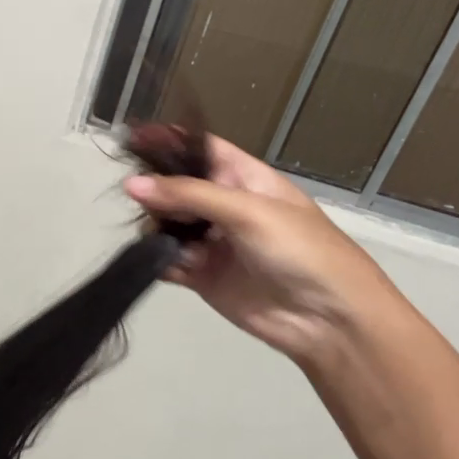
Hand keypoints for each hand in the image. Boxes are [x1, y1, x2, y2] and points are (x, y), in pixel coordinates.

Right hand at [122, 135, 402, 365]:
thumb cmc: (301, 252)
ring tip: (159, 238)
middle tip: (142, 200)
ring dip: (154, 228)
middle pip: (174, 187)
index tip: (131, 137)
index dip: (169, 140)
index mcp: (245, 180)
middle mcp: (224, 207)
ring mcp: (210, 242)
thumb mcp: (248, 211)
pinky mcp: (199, 275)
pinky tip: (162, 263)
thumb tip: (130, 184)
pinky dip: (158, 261)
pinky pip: (166, 261)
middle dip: (154, 190)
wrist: (328, 320)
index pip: (201, 150)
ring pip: (164, 224)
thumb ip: (188, 195)